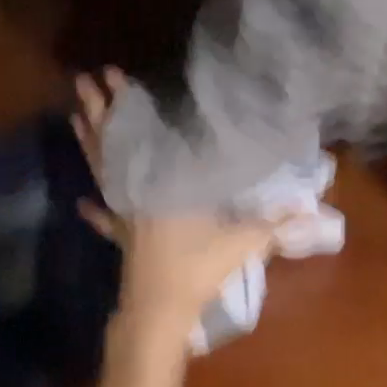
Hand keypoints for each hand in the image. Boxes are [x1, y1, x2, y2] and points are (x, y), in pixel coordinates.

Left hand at [69, 69, 284, 324]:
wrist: (160, 310)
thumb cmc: (195, 269)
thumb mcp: (242, 243)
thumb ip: (274, 224)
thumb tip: (311, 208)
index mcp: (162, 186)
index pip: (140, 137)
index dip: (124, 107)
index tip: (114, 76)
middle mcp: (137, 194)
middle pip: (113, 147)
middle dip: (101, 113)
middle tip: (86, 80)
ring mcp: (126, 218)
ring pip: (103, 174)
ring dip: (90, 145)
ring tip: (76, 116)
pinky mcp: (123, 242)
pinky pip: (106, 221)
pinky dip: (95, 212)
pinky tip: (83, 204)